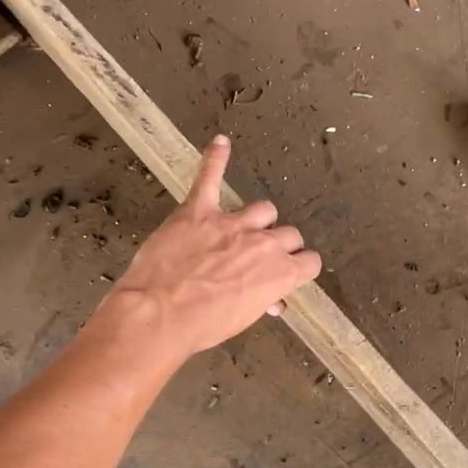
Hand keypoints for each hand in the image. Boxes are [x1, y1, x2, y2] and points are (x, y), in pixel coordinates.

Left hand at [95, 136, 320, 364]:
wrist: (159, 316)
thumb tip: (273, 301)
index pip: (309, 261)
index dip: (301, 267)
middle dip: (281, 245)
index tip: (293, 271)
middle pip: (290, 234)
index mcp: (280, 274)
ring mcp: (231, 224)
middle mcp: (263, 244)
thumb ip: (264, 301)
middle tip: (262, 257)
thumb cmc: (202, 325)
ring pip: (263, 210)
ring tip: (245, 230)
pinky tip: (221, 142)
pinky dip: (215, 159)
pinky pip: (210, 177)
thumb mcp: (243, 320)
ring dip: (259, 219)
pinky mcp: (198, 212)